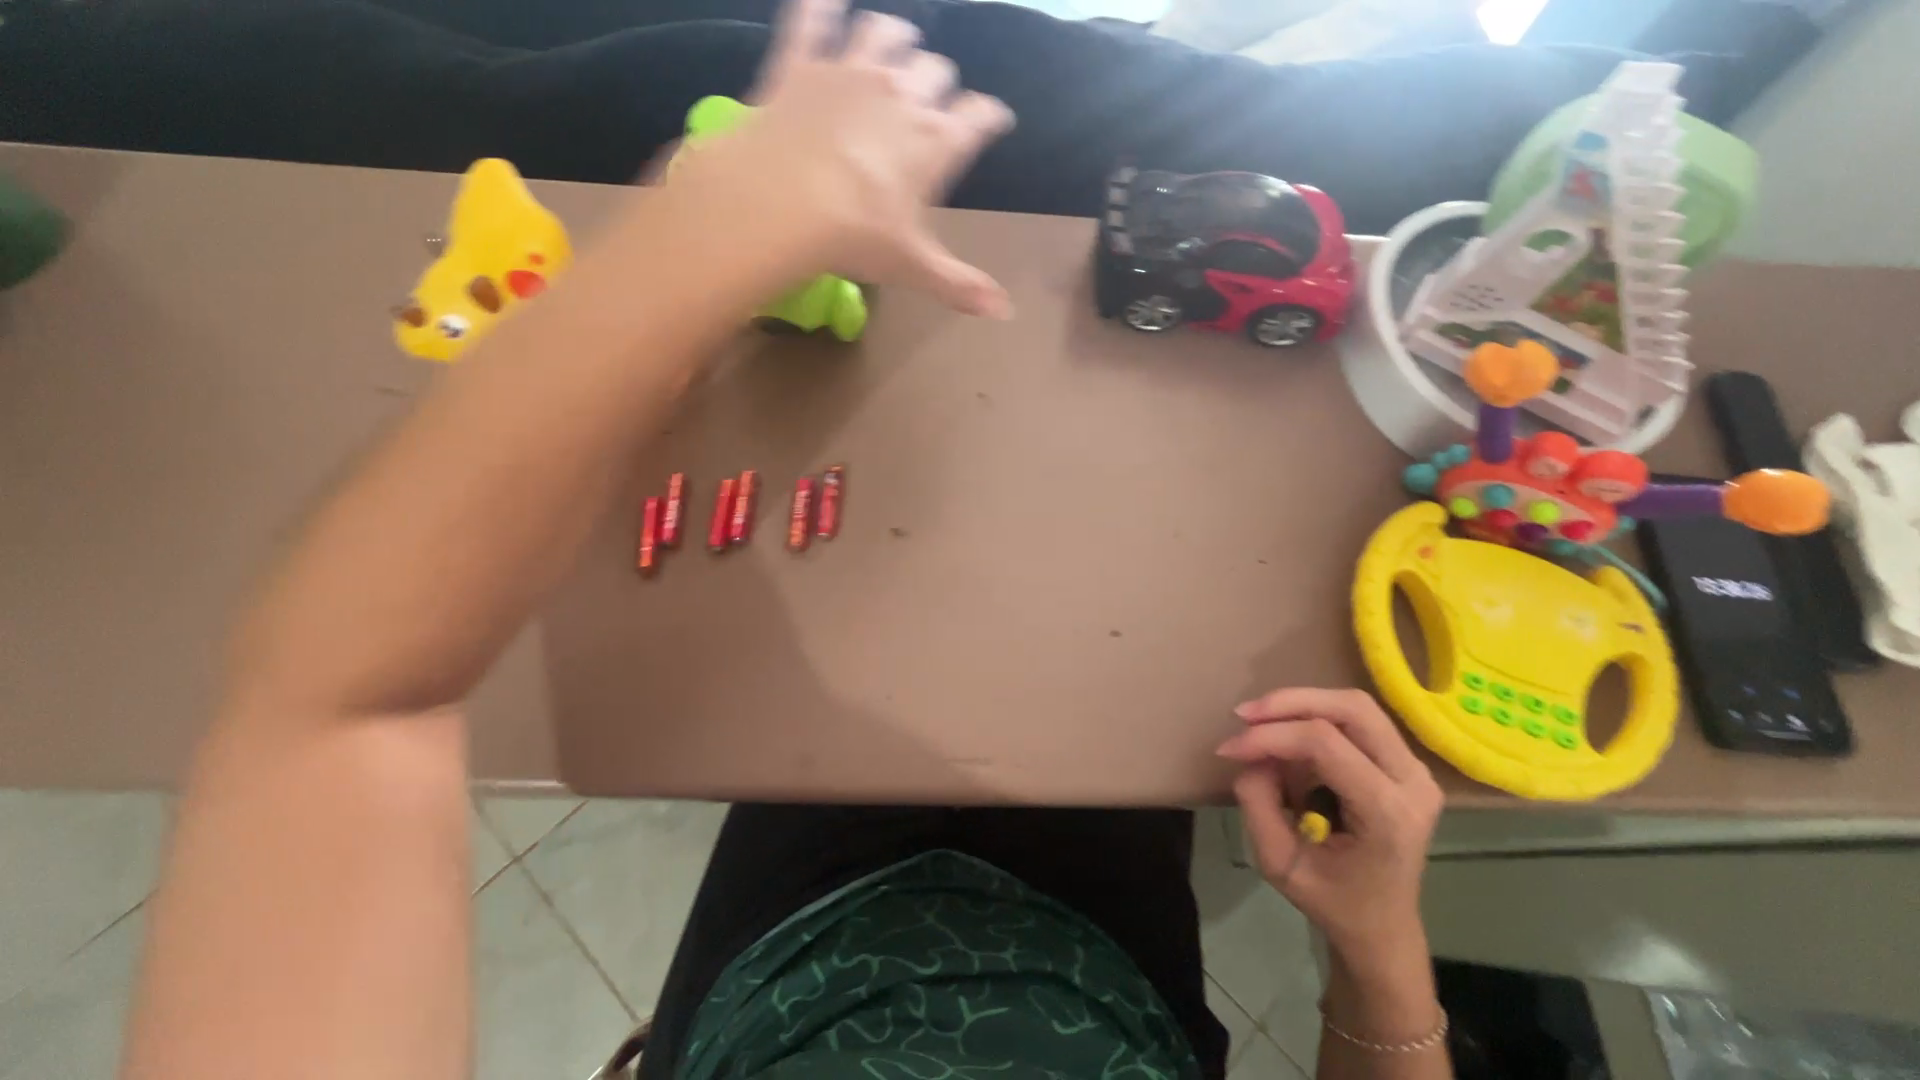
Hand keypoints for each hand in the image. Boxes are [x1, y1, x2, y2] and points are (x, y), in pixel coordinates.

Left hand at [675, 0, 1014, 317]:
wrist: (780, 202)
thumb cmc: (856, 236)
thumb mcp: (912, 266)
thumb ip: (960, 285)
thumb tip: (1005, 312)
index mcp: (937, 141)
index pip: (979, 116)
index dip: (988, 117)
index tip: (992, 121)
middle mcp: (902, 94)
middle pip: (935, 70)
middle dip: (938, 82)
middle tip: (931, 97)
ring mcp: (850, 72)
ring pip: (884, 32)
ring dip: (893, 37)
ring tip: (892, 44)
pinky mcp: (801, 64)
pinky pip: (812, 20)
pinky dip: (819, 10)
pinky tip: (823, 5)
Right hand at [1217, 688, 1442, 962]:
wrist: (1382, 926)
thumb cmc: (1333, 902)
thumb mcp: (1279, 863)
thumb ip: (1259, 804)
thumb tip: (1251, 757)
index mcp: (1388, 813)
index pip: (1326, 744)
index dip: (1270, 737)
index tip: (1228, 750)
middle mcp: (1413, 782)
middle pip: (1353, 709)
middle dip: (1291, 703)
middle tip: (1244, 715)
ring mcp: (1416, 770)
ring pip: (1356, 707)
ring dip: (1302, 706)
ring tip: (1259, 722)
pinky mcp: (1406, 765)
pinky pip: (1358, 722)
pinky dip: (1315, 719)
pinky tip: (1286, 738)